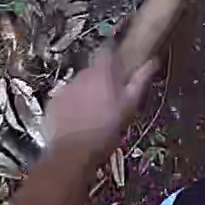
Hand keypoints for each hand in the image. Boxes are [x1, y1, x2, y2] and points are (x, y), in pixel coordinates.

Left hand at [43, 46, 157, 160]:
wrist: (74, 154)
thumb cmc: (106, 130)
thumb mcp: (129, 106)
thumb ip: (140, 81)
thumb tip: (151, 62)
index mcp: (101, 73)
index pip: (106, 50)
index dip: (113, 56)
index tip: (120, 66)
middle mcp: (81, 75)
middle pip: (92, 69)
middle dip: (101, 78)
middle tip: (109, 97)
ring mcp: (64, 89)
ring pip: (79, 84)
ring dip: (86, 92)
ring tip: (93, 111)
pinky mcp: (53, 103)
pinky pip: (66, 97)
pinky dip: (72, 103)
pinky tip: (78, 118)